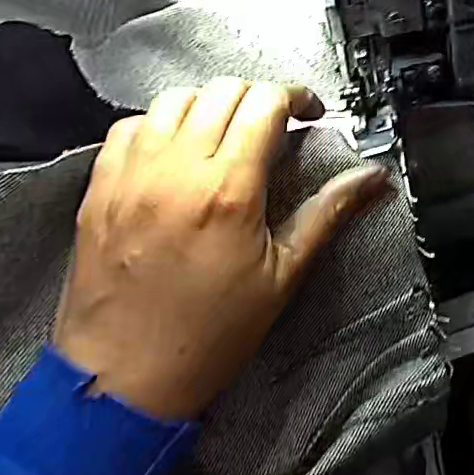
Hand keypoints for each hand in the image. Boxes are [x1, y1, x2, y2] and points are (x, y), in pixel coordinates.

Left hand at [53, 77, 387, 420]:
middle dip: (260, 97)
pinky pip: (128, 128)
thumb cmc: (210, 331)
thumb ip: (331, 210)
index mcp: (228, 192)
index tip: (310, 114)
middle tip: (278, 124)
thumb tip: (375, 176)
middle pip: (222, 91)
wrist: (118, 383)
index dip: (296, 97)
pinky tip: (181, 150)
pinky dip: (162, 123)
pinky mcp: (97, 194)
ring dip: (212, 104)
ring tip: (230, 132)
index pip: (264, 103)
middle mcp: (174, 175)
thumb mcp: (286, 271)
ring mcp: (129, 181)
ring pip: (173, 100)